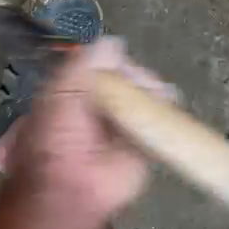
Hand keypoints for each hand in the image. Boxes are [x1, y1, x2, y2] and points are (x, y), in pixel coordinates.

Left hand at [0, 37, 172, 223]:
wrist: (71, 187)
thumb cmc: (58, 135)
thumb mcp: (61, 90)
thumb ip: (85, 63)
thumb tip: (114, 42)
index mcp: (69, 95)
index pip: (95, 70)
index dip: (111, 63)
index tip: (122, 58)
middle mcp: (95, 111)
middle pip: (122, 84)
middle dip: (135, 77)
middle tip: (145, 78)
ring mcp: (119, 131)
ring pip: (141, 103)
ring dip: (152, 93)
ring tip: (159, 90)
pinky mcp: (141, 151)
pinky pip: (156, 128)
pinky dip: (166, 115)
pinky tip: (171, 103)